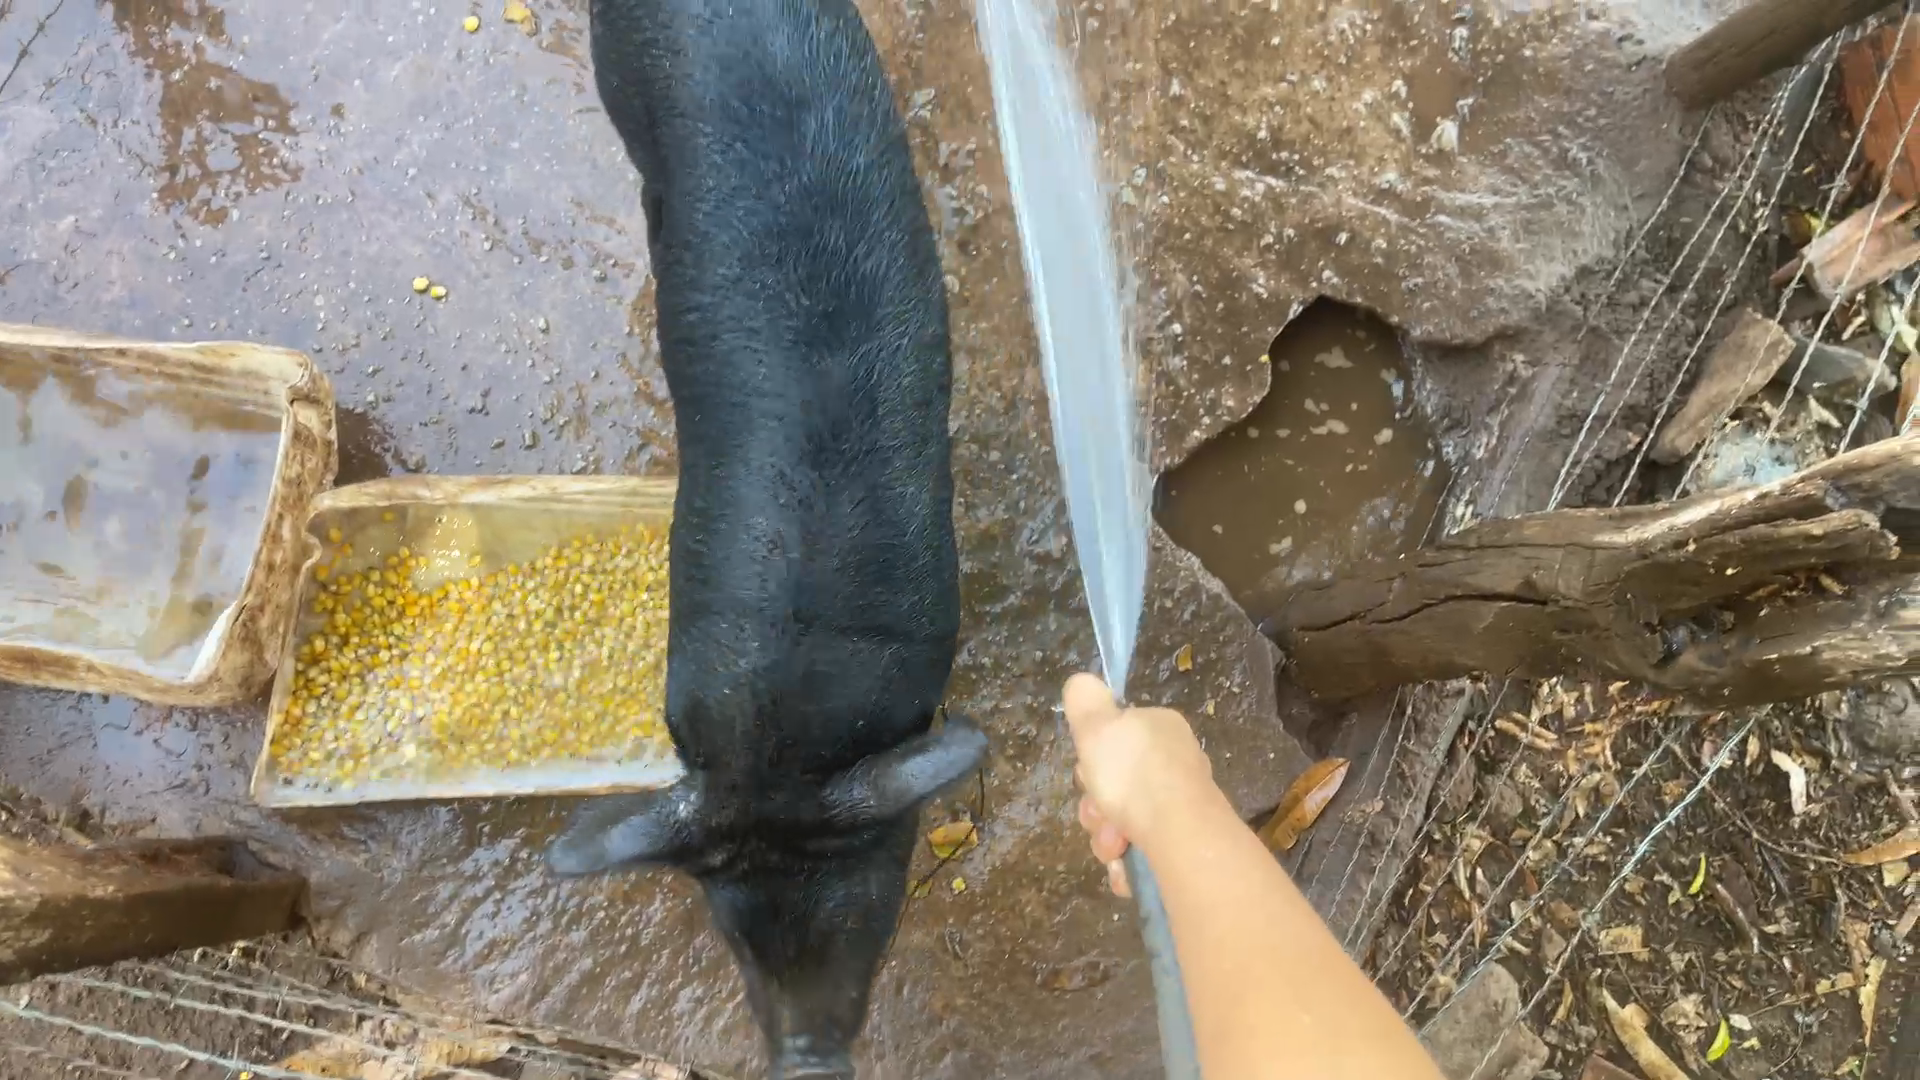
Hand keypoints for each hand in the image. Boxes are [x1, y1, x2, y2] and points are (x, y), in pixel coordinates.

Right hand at [1062, 673, 1214, 896]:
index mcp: (1161, 729)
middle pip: (1116, 783)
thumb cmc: (1135, 774)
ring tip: (1114, 846)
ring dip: (1107, 837)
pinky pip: (1143, 851)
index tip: (1087, 772)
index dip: (1092, 758)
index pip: (1116, 737)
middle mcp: (1176, 763)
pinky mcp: (1186, 844)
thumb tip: (1081, 682)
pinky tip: (1124, 867)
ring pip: (1125, 820)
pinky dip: (1128, 861)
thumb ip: (1084, 700)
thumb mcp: (1096, 724)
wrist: (1180, 834)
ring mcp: (1184, 805)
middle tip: (1098, 815)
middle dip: (1097, 805)